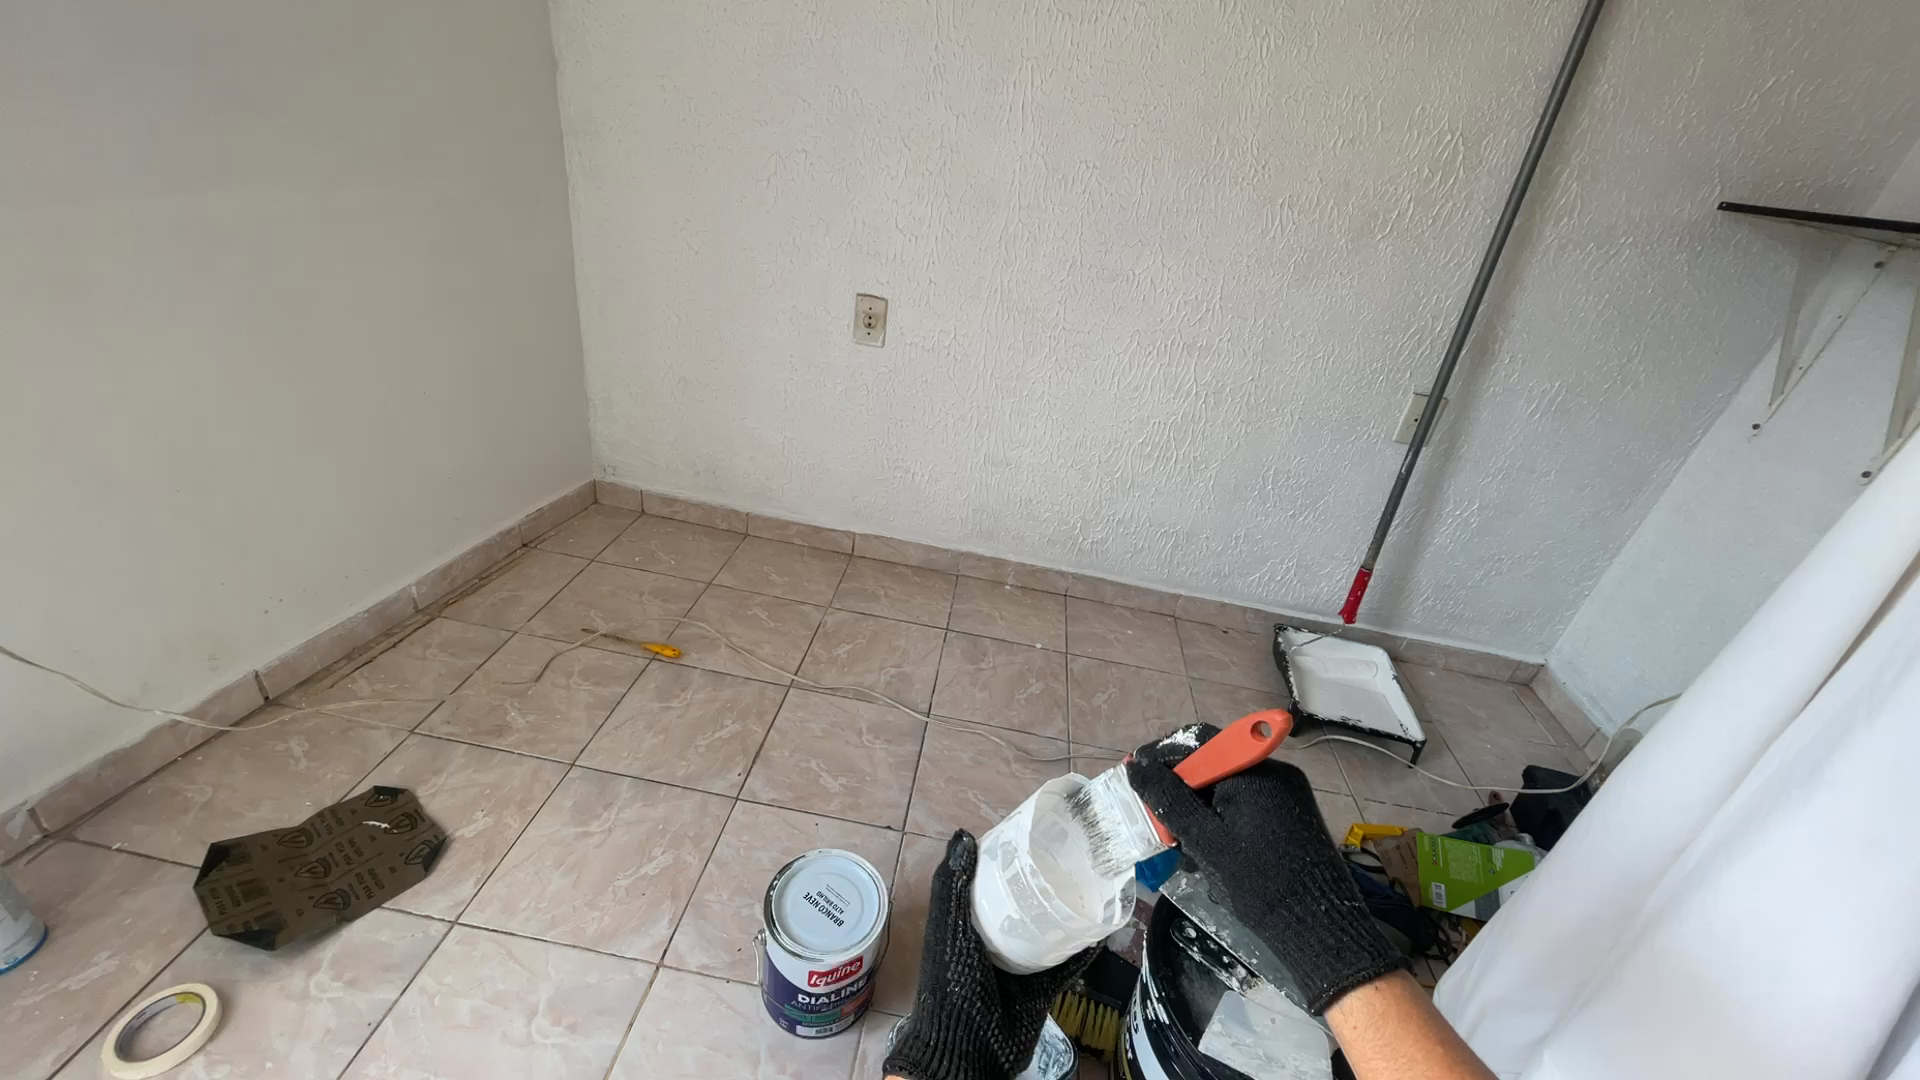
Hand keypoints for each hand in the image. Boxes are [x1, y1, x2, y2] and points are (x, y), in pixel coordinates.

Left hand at [883, 831, 1096, 1079]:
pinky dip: (1081, 952)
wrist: (968, 1049)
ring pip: (1046, 934)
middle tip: (1067, 860)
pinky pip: (1065, 967)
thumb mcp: (948, 928)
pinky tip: (1099, 933)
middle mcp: (993, 942)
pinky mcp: (1039, 990)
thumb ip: (951, 885)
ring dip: (1064, 916)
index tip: (1028, 838)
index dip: (1004, 862)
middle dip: (1040, 886)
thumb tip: (964, 834)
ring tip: (1088, 889)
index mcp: (968, 925)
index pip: (987, 884)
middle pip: (1019, 906)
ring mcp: (1017, 967)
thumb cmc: (951, 982)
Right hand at [1127, 724, 1408, 1013]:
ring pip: (1225, 787)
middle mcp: (1272, 772)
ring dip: (1198, 809)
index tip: (1136, 774)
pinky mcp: (1290, 816)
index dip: (1162, 755)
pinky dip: (1220, 820)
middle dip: (1180, 789)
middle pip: (1211, 764)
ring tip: (1182, 844)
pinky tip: (1210, 852)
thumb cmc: (1260, 884)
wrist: (1321, 932)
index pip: (1198, 741)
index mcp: (1253, 770)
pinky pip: (1244, 804)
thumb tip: (1136, 767)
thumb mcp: (1205, 841)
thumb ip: (1168, 800)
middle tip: (1158, 817)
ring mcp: (1284, 794)